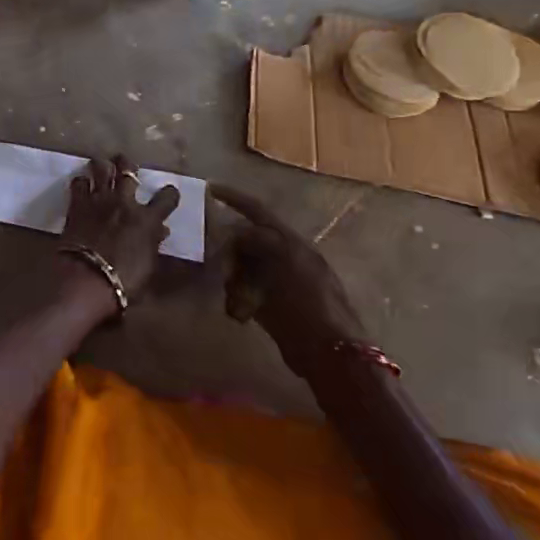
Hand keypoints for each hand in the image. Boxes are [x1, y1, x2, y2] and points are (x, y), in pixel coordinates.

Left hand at [62, 155, 178, 301]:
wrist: (87, 278)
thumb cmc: (123, 280)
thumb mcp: (147, 266)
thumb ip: (153, 244)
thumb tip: (160, 231)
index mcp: (147, 219)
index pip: (167, 198)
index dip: (170, 193)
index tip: (169, 193)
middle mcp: (125, 202)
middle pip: (128, 171)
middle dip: (127, 164)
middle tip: (124, 162)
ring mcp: (100, 200)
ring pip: (101, 169)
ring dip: (102, 164)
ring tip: (101, 162)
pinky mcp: (77, 204)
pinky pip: (78, 184)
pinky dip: (81, 182)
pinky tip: (81, 183)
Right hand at [213, 186, 366, 367]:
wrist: (329, 351)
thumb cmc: (308, 301)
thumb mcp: (284, 259)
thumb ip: (259, 239)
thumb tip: (235, 232)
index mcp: (291, 242)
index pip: (258, 211)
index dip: (235, 198)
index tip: (210, 188)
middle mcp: (285, 257)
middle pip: (246, 241)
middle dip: (228, 249)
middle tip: (210, 259)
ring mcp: (279, 282)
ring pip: (243, 268)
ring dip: (232, 278)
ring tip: (229, 295)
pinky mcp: (272, 307)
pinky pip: (244, 292)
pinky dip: (237, 298)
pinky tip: (236, 311)